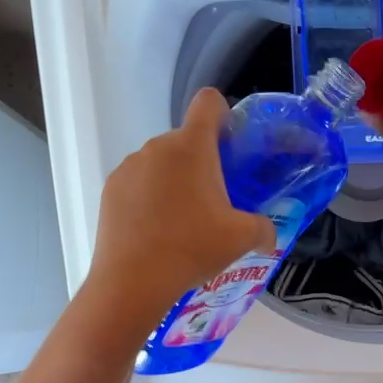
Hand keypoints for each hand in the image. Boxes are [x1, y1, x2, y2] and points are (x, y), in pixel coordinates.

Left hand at [89, 88, 275, 313]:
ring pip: (161, 163)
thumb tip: (271, 235)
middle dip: (202, 164)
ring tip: (181, 223)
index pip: (209, 102)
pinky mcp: (111, 188)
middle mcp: (158, 146)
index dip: (223, 115)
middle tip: (213, 204)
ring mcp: (129, 166)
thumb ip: (264, 229)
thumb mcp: (241, 239)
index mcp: (192, 147)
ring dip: (174, 182)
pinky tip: (155, 232)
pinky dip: (149, 198)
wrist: (133, 280)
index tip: (230, 145)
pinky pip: (138, 183)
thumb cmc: (192, 248)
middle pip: (186, 140)